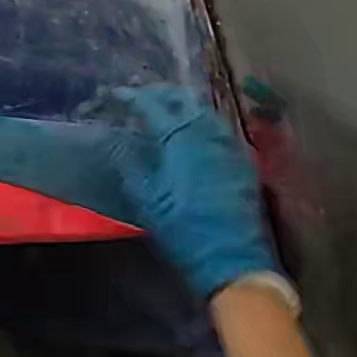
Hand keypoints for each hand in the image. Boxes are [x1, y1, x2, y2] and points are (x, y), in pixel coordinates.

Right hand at [110, 85, 278, 299]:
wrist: (234, 262)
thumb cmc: (184, 231)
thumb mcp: (147, 200)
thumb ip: (129, 163)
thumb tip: (116, 138)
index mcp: (179, 137)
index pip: (150, 104)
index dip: (131, 97)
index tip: (116, 95)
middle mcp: (206, 131)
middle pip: (180, 98)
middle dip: (158, 93)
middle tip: (140, 98)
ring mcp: (227, 143)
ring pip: (201, 109)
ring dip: (180, 104)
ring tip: (163, 110)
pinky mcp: (241, 158)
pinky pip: (217, 125)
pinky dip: (199, 119)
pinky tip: (190, 130)